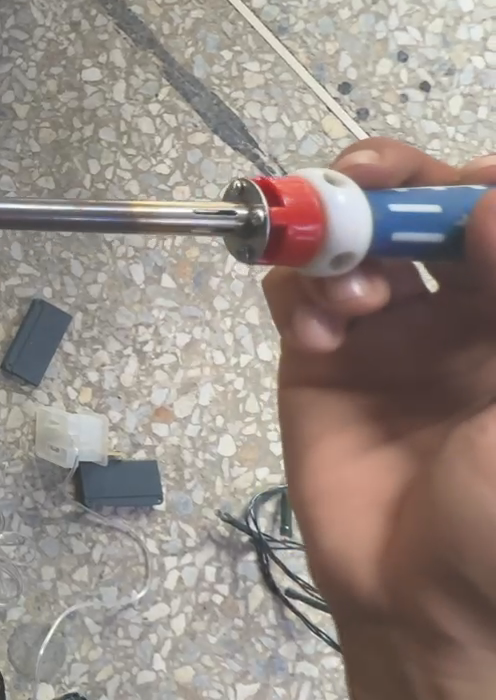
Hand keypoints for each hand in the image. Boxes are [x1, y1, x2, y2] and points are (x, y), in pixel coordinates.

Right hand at [263, 139, 495, 697]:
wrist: (429, 593)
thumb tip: (490, 202)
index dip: (477, 186)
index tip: (454, 186)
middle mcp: (472, 312)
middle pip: (423, 213)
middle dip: (387, 187)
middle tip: (354, 179)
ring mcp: (392, 331)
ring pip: (352, 243)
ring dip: (338, 247)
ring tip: (349, 295)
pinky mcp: (319, 354)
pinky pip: (298, 295)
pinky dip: (297, 294)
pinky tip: (314, 332)